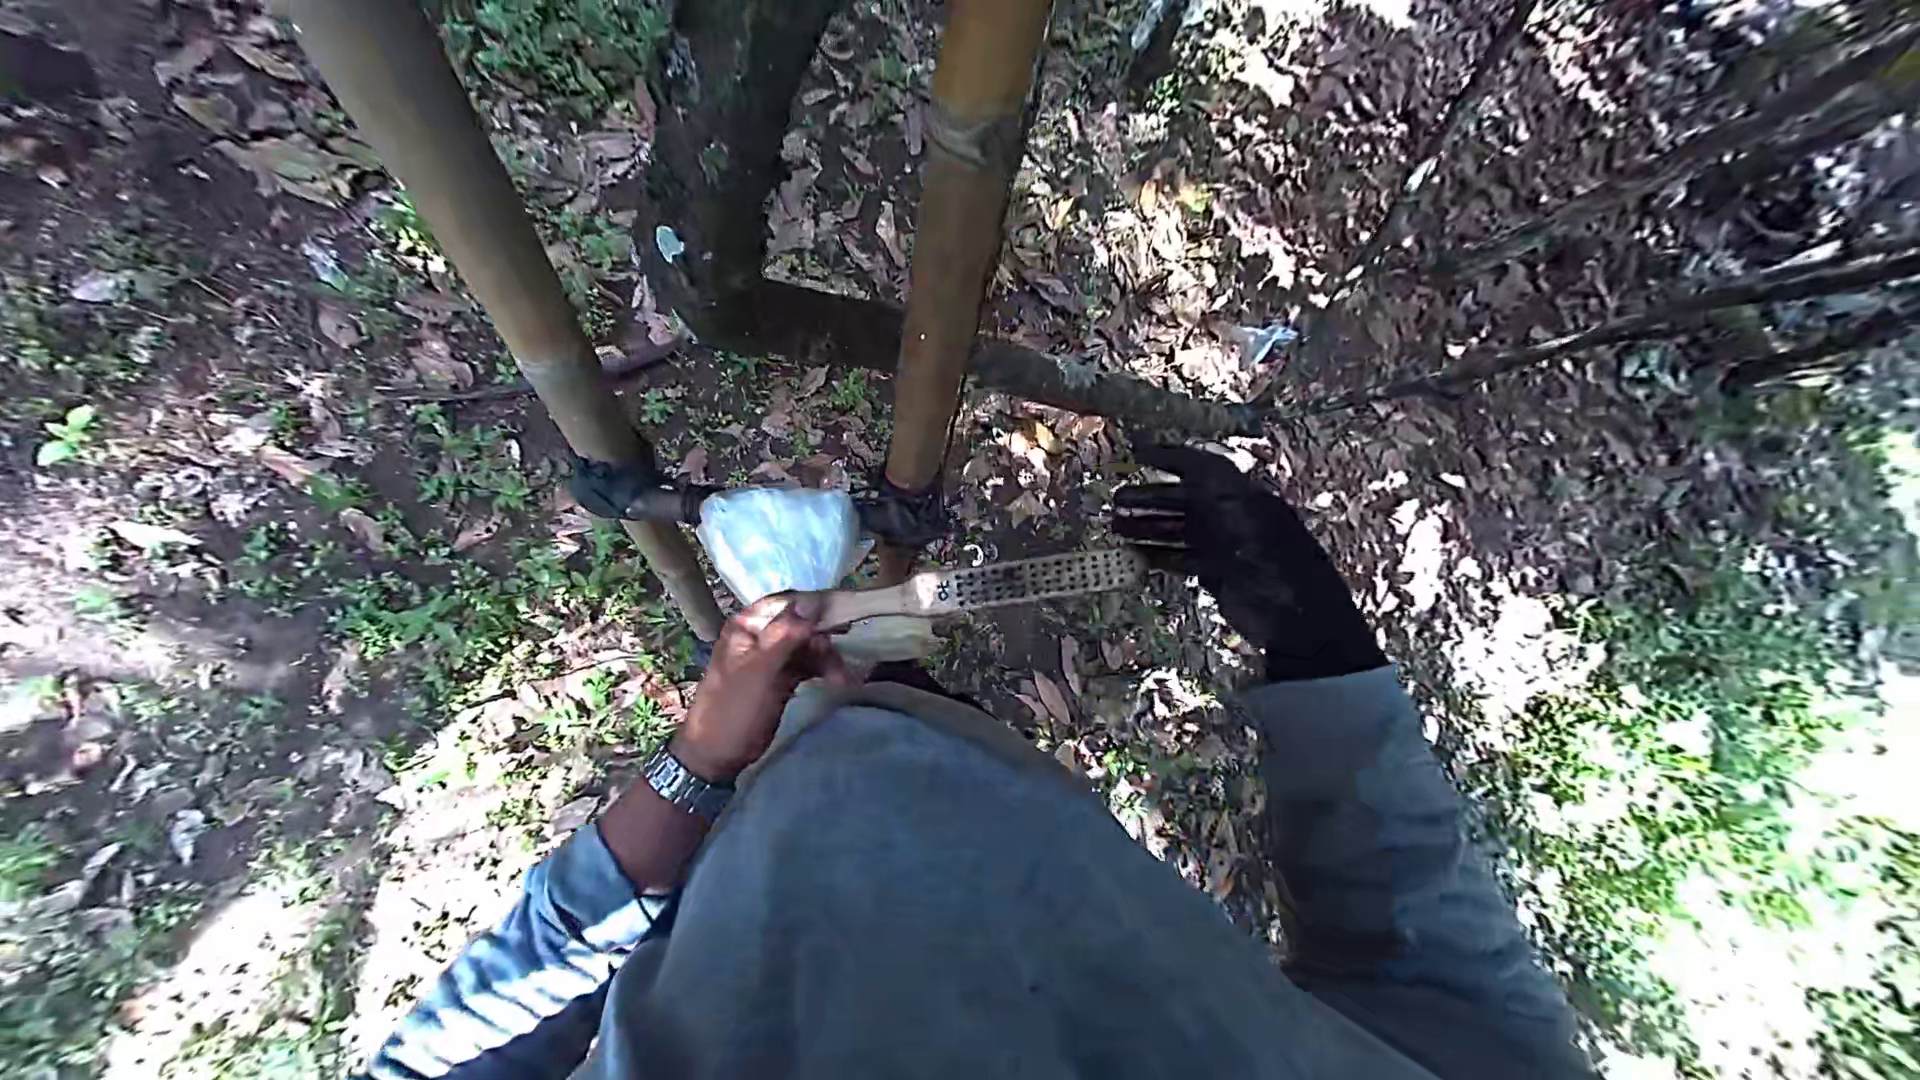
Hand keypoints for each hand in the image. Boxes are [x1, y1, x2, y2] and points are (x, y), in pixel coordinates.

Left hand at [672, 593, 848, 781]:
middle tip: (844, 656)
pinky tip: (838, 681)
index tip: (845, 614)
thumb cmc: (733, 709)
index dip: (816, 606)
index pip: (788, 602)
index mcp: (748, 626)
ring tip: (843, 679)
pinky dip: (823, 670)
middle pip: (803, 624)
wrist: (716, 757)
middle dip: (825, 639)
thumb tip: (814, 601)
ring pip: (809, 645)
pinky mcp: (782, 676)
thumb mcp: (759, 670)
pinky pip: (808, 664)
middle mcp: (761, 635)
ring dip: (828, 658)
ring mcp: (772, 656)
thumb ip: (785, 633)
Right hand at [1111, 444, 1384, 681]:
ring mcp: (1221, 544)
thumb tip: (1175, 455)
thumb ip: (1205, 475)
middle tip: (1115, 501)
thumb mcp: (1236, 503)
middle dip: (1147, 498)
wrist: (1294, 614)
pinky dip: (1156, 555)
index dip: (1167, 458)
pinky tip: (1133, 555)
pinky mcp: (1215, 572)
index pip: (1197, 466)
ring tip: (1115, 528)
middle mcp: (1228, 514)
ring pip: (1175, 529)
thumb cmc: (1266, 552)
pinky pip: (1179, 557)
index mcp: (1238, 492)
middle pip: (1181, 500)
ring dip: (1145, 526)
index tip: (1136, 455)